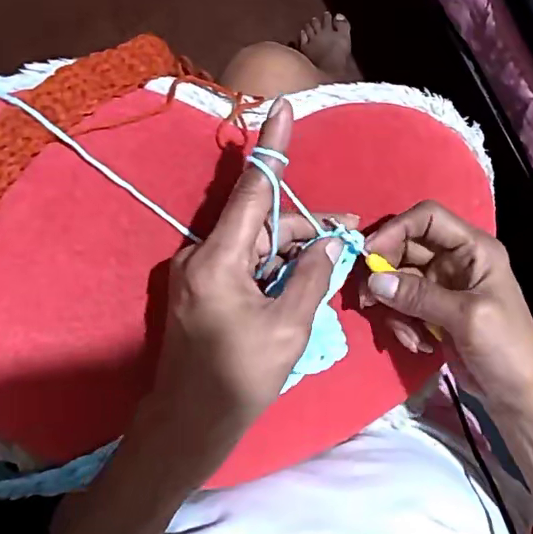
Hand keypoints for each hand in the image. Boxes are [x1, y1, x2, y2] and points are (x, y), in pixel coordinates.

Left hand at [142, 99, 348, 461]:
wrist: (186, 426)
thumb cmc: (238, 379)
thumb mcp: (288, 328)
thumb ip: (310, 276)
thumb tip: (328, 243)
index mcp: (219, 259)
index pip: (254, 190)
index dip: (272, 148)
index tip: (282, 108)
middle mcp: (202, 254)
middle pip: (264, 223)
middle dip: (305, 230)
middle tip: (346, 244)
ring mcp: (198, 271)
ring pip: (257, 245)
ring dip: (292, 254)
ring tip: (326, 273)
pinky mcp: (201, 288)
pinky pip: (245, 264)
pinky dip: (273, 269)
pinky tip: (297, 288)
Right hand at [360, 201, 532, 415]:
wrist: (519, 395)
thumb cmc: (506, 347)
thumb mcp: (466, 317)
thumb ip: (420, 296)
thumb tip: (374, 281)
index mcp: (474, 248)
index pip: (428, 217)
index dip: (397, 229)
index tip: (369, 254)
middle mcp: (456, 260)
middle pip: (406, 247)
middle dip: (385, 272)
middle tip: (367, 300)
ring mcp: (443, 286)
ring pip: (399, 278)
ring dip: (394, 306)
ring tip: (406, 335)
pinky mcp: (433, 311)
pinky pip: (403, 305)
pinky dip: (402, 322)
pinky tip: (419, 345)